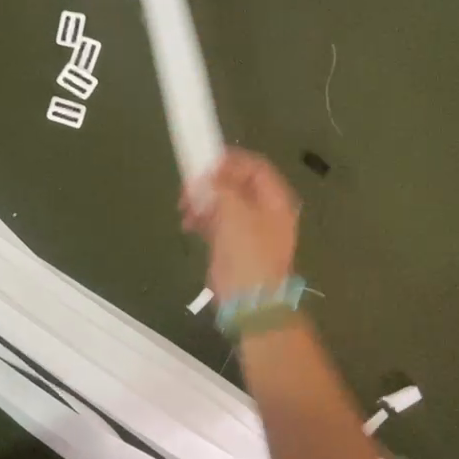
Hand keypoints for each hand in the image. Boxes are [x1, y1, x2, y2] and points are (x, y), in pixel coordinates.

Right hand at [182, 149, 299, 298]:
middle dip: (210, 182)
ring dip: (201, 199)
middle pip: (236, 183)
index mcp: (274, 201)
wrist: (248, 297)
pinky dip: (200, 217)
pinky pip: (215, 220)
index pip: (255, 168)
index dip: (231, 161)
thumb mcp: (235, 213)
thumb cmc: (247, 252)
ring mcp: (248, 227)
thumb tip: (209, 174)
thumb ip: (222, 187)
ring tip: (184, 206)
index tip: (204, 163)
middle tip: (189, 186)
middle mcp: (264, 210)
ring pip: (222, 201)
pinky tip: (188, 223)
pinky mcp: (232, 241)